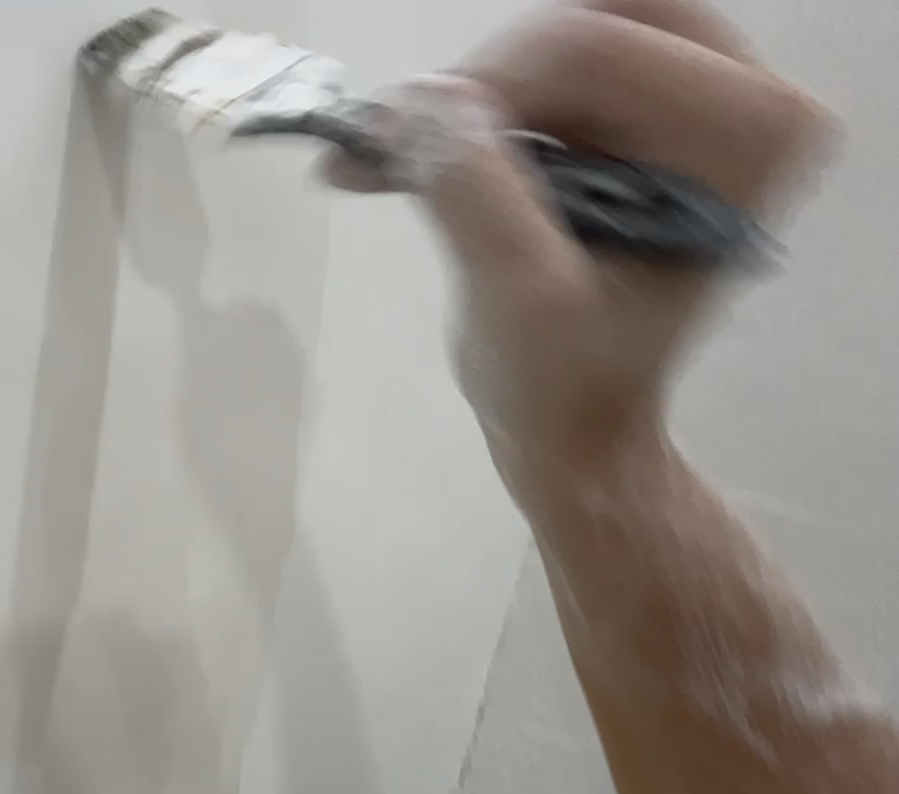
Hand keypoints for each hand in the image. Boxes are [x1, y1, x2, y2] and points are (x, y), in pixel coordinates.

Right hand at [320, 0, 834, 490]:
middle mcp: (739, 102)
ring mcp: (691, 115)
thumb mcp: (512, 294)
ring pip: (560, 51)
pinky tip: (410, 164)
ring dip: (461, 105)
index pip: (592, 48)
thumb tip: (411, 102)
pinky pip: (550, 91)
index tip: (383, 143)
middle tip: (388, 151)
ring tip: (383, 162)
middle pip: (584, 28)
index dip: (475, 86)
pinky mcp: (639, 137)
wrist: (569, 424)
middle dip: (471, 88)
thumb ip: (473, 191)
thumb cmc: (552, 379)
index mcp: (740, 132)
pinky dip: (471, 123)